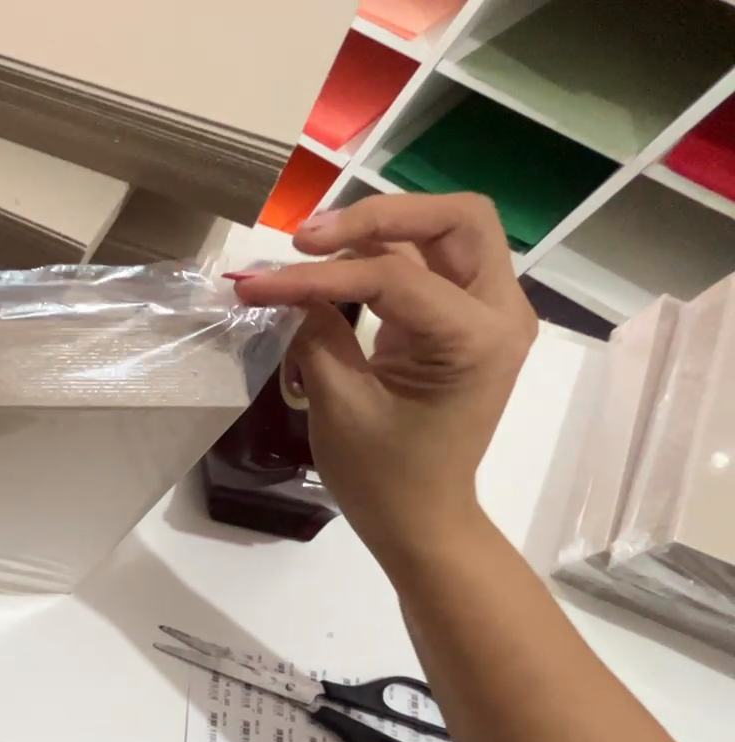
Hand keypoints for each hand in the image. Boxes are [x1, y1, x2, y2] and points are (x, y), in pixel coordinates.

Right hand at [232, 194, 538, 566]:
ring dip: (378, 228)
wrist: (419, 514)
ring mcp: (485, 312)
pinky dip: (378, 255)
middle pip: (453, 220)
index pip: (394, 275)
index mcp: (475, 338)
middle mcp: (498, 310)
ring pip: (444, 233)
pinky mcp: (459, 320)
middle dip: (375, 216)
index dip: (317, 274)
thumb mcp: (339, 404)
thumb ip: (316, 335)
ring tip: (308, 247)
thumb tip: (283, 288)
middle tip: (302, 238)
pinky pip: (427, 265)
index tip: (255, 284)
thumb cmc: (381, 473)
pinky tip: (332, 267)